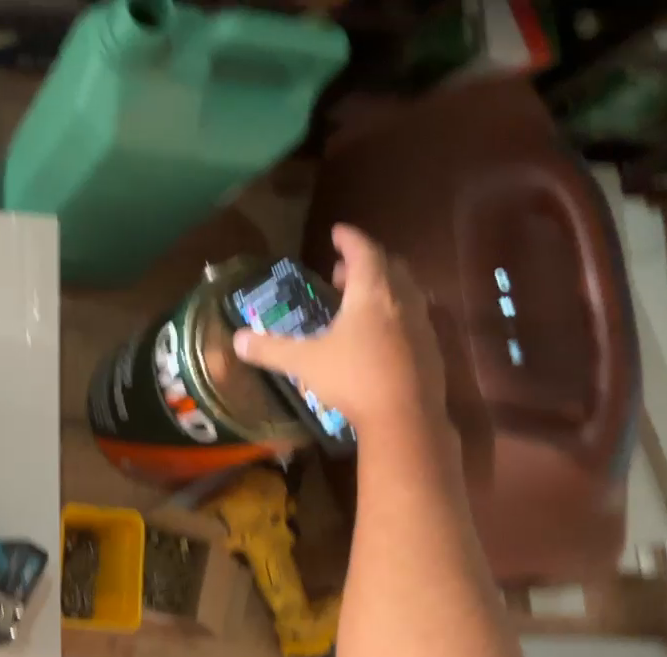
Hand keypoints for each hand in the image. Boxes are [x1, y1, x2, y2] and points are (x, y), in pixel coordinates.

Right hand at [232, 224, 448, 440]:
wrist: (404, 415)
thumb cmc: (352, 378)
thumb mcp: (303, 362)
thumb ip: (270, 349)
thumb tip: (237, 339)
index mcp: (371, 294)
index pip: (364, 253)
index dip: (350, 240)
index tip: (337, 231)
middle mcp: (401, 300)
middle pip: (389, 267)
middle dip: (365, 263)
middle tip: (341, 271)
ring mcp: (420, 324)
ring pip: (404, 291)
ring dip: (381, 288)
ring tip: (357, 301)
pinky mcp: (429, 347)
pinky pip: (411, 317)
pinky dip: (392, 313)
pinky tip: (376, 335)